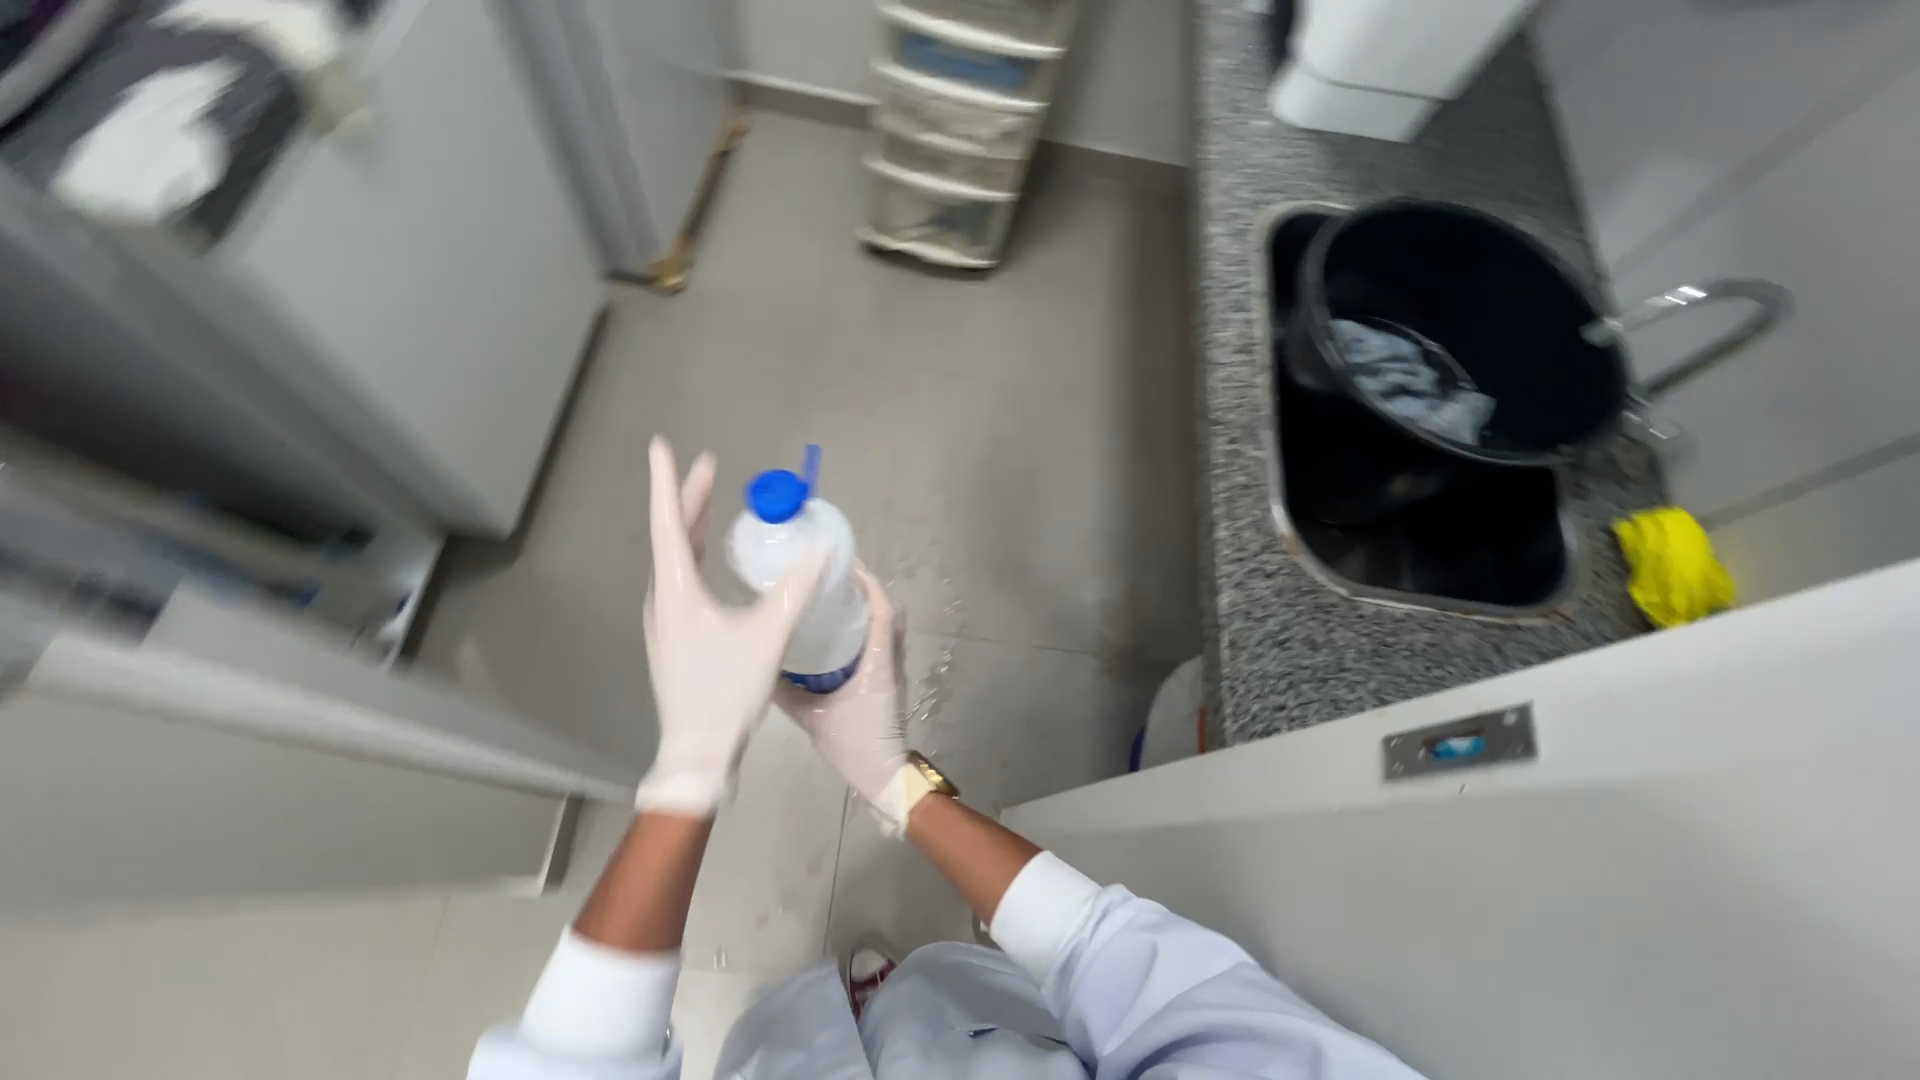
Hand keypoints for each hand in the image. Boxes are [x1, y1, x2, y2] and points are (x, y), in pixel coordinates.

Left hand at [635, 437, 826, 814]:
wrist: (698, 749)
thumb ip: (796, 589)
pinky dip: (696, 556)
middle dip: (691, 498)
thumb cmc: (728, 689)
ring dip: (693, 527)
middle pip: (673, 537)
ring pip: (676, 560)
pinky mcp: (672, 636)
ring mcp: (663, 620)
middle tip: (710, 466)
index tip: (662, 445)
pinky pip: (681, 580)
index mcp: (676, 591)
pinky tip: (712, 561)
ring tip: (711, 502)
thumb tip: (822, 549)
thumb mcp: (769, 635)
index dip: (669, 482)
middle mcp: (662, 599)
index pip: (668, 522)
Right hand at [774, 568, 926, 834]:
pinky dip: (871, 630)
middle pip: (892, 613)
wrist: (883, 775)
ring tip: (839, 602)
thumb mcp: (813, 718)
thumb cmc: (853, 744)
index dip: (870, 585)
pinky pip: (886, 644)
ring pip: (892, 628)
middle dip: (870, 592)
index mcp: (879, 663)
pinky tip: (842, 636)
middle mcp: (892, 661)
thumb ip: (786, 692)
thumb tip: (760, 668)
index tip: (848, 568)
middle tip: (839, 583)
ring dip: (872, 610)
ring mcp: (895, 671)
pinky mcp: (890, 682)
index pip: (884, 611)